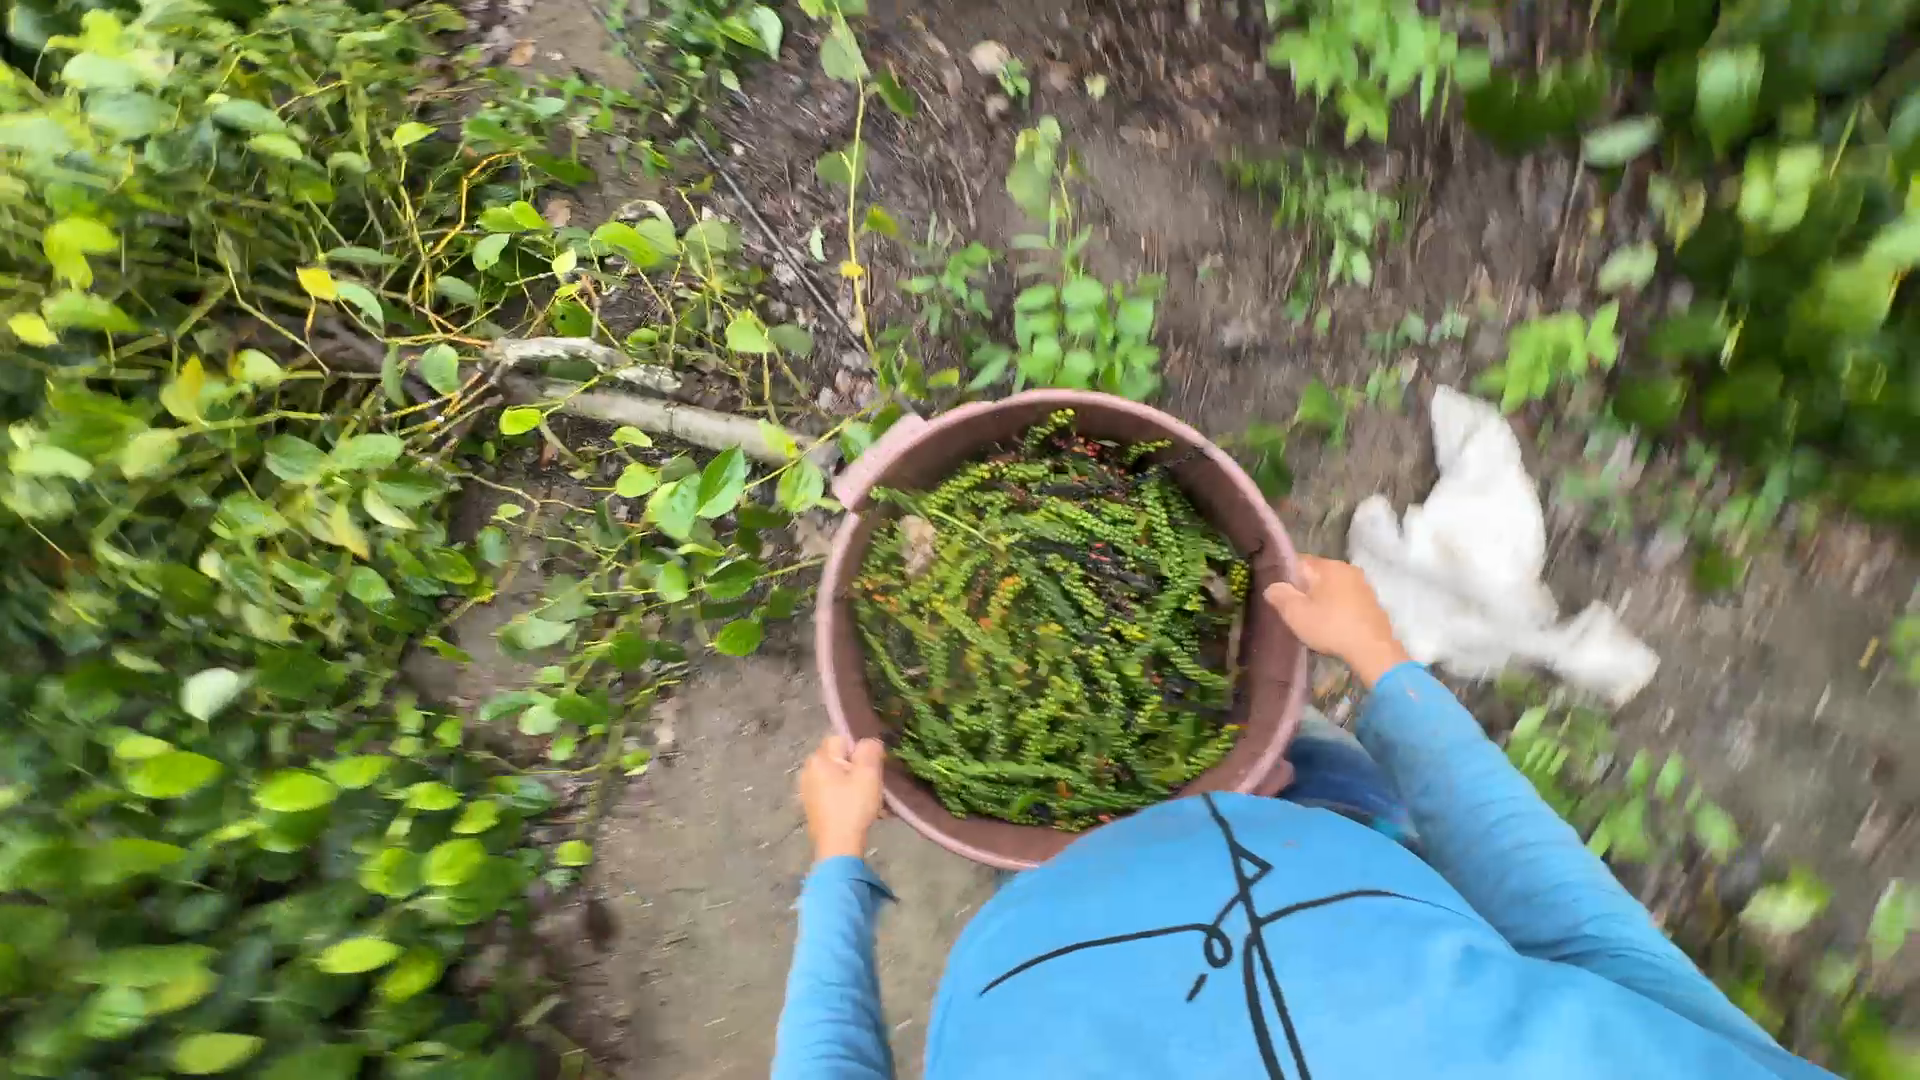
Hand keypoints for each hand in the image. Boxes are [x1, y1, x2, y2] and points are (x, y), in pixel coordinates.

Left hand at [800, 735, 885, 861]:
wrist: (838, 847)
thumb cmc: (853, 807)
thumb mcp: (868, 773)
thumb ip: (870, 749)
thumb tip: (869, 743)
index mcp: (818, 758)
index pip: (842, 739)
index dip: (859, 751)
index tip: (871, 768)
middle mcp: (808, 770)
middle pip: (839, 758)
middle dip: (856, 767)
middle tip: (871, 784)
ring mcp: (807, 790)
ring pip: (837, 776)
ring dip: (853, 783)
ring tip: (867, 800)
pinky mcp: (811, 807)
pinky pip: (832, 792)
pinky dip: (845, 797)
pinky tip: (856, 810)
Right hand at [1264, 555, 1410, 687]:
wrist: (1373, 651)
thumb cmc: (1330, 627)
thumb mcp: (1295, 613)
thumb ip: (1279, 595)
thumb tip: (1273, 587)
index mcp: (1328, 566)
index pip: (1297, 561)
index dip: (1283, 576)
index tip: (1277, 593)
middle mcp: (1347, 569)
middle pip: (1315, 574)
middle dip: (1303, 588)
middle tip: (1292, 608)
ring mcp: (1362, 585)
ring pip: (1331, 586)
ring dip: (1320, 598)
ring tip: (1311, 617)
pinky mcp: (1372, 601)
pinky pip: (1345, 597)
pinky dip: (1336, 606)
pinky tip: (1331, 623)